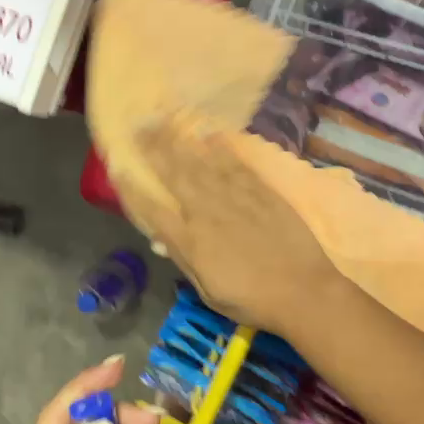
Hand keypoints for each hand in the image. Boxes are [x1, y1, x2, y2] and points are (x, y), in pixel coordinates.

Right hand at [130, 122, 342, 335]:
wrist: (305, 292)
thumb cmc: (251, 300)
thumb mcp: (208, 290)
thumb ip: (184, 259)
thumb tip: (162, 236)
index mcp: (190, 241)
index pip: (152, 209)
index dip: (132, 187)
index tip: (118, 166)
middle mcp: (207, 213)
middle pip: (175, 175)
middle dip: (155, 150)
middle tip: (140, 128)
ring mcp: (235, 198)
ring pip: (202, 164)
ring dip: (181, 142)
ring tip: (165, 123)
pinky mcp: (261, 192)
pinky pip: (234, 165)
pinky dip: (219, 149)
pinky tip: (208, 137)